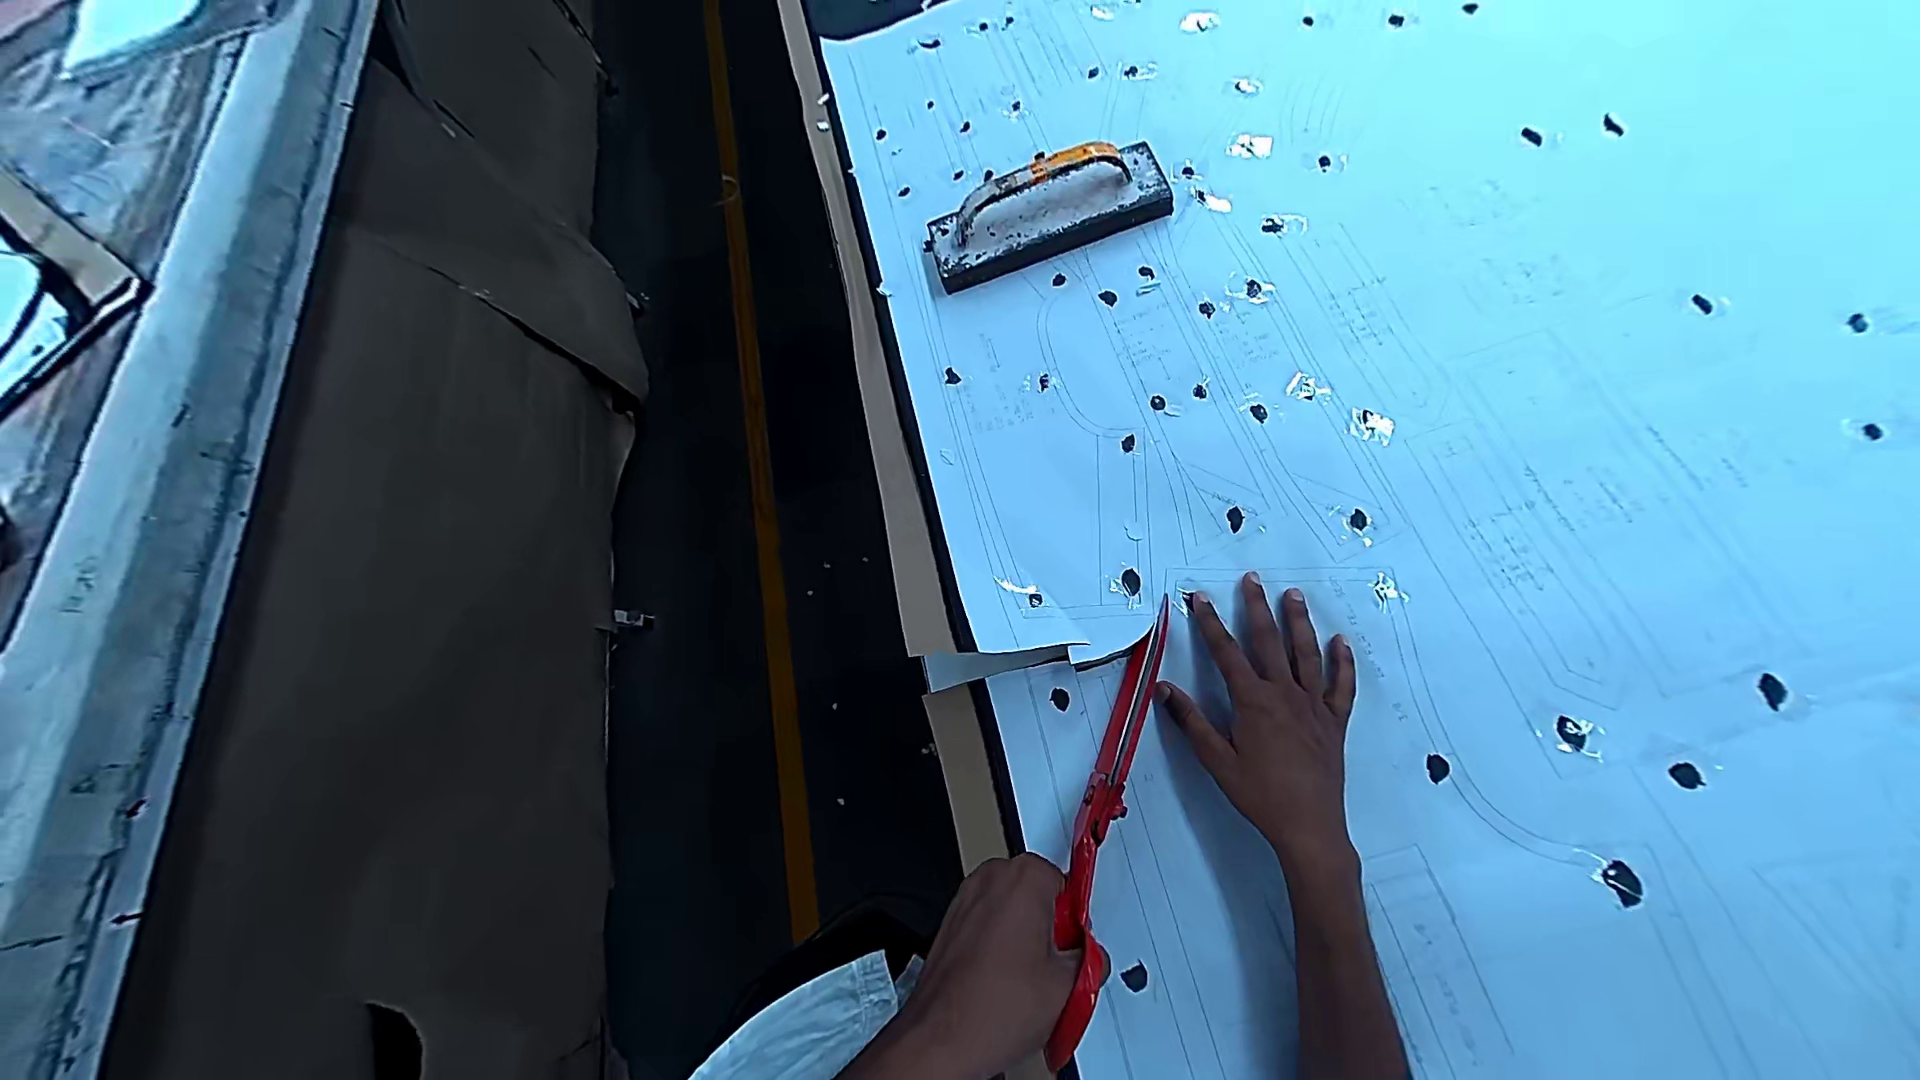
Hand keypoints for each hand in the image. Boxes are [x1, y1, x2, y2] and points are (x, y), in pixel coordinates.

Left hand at [840, 854, 1080, 1079]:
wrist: (943, 1035)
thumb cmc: (990, 1007)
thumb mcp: (1068, 987)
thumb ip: (1090, 960)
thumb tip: (1092, 957)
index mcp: (1026, 876)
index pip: (1066, 883)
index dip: (1074, 919)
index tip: (1075, 943)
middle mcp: (994, 874)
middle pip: (1038, 892)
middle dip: (1050, 926)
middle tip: (1054, 964)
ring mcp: (969, 893)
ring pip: (1012, 906)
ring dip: (1024, 934)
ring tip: (1028, 978)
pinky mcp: (952, 914)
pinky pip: (988, 918)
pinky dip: (998, 940)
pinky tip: (1004, 978)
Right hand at [1158, 573, 1358, 881]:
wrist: (1310, 827)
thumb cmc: (1258, 794)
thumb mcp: (1216, 759)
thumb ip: (1190, 721)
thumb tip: (1164, 688)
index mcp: (1252, 701)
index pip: (1226, 652)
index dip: (1210, 623)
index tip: (1200, 598)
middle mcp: (1284, 694)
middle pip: (1268, 642)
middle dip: (1257, 608)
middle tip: (1253, 579)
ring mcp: (1313, 706)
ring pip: (1306, 655)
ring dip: (1299, 623)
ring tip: (1294, 595)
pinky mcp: (1333, 722)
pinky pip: (1341, 687)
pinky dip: (1342, 663)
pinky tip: (1340, 642)